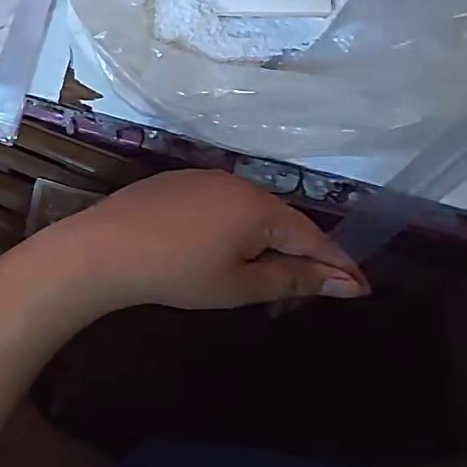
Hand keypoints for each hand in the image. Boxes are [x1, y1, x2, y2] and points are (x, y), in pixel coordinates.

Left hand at [48, 169, 368, 311]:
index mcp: (257, 205)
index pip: (311, 236)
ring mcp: (201, 178)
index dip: (337, 264)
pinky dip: (234, 226)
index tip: (361, 288)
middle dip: (302, 250)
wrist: (105, 248)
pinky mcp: (176, 181)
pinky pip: (220, 203)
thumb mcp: (240, 283)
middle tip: (322, 284)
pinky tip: (226, 247)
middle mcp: (234, 182)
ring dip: (267, 237)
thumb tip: (344, 282)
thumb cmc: (177, 272)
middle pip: (280, 218)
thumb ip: (293, 278)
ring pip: (249, 209)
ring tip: (276, 270)